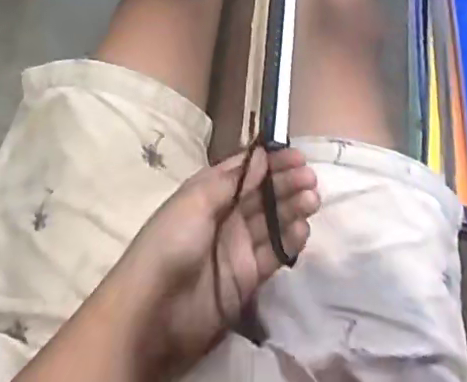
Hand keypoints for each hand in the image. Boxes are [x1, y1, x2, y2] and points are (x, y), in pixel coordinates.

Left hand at [119, 147, 319, 371]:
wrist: (154, 311)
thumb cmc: (171, 242)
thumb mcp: (196, 200)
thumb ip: (233, 179)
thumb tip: (263, 154)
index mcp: (209, 191)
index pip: (246, 170)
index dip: (271, 162)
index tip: (298, 156)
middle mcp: (225, 214)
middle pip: (262, 193)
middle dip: (287, 183)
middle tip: (311, 178)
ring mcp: (237, 246)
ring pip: (272, 220)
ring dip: (293, 208)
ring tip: (312, 201)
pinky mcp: (247, 277)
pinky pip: (274, 253)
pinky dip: (290, 240)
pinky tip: (303, 229)